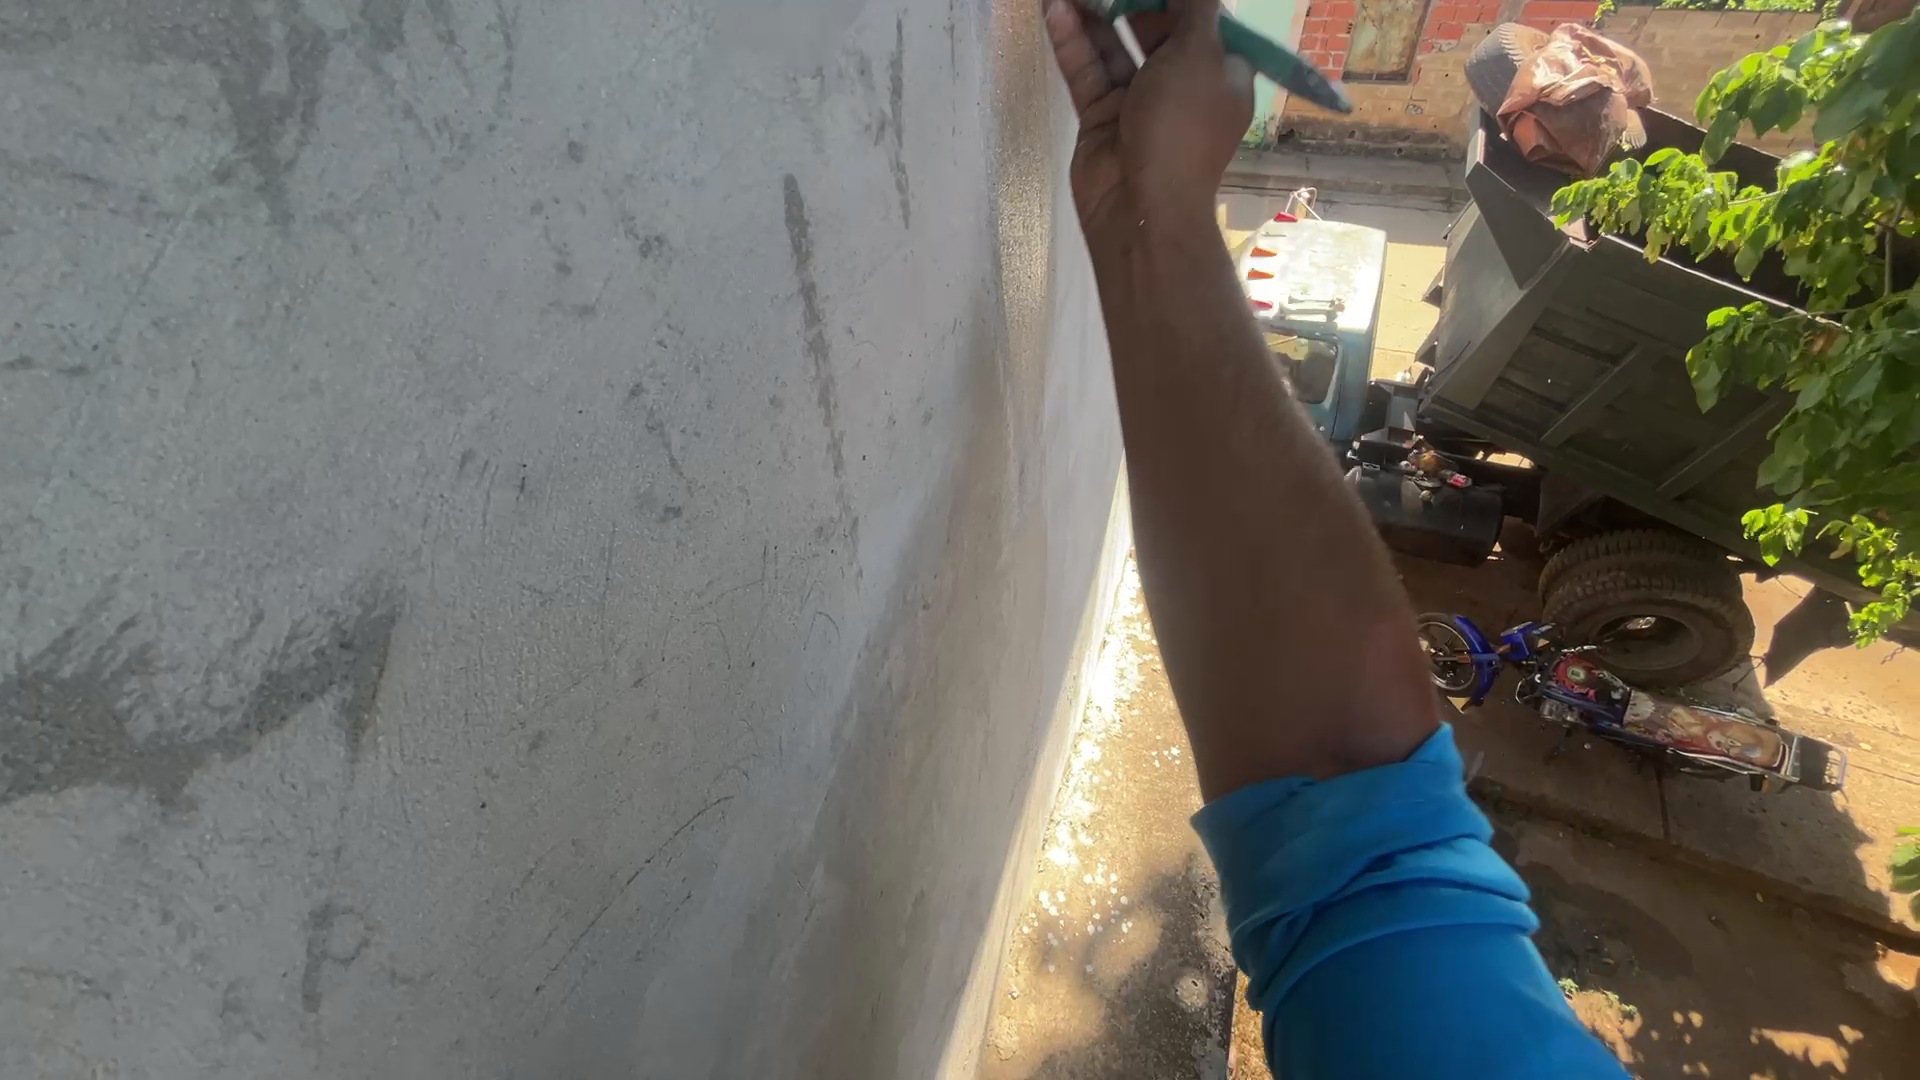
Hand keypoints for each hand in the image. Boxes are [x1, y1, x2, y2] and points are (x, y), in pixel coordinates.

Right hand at [1044, 0, 1253, 242]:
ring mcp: (1137, 102)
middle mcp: (1180, 85)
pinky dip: (1072, 40)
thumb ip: (1194, 5)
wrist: (1143, 209)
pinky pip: (1087, 70)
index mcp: (1219, 72)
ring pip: (1114, 45)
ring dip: (1094, 10)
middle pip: (1155, 25)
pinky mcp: (1100, 118)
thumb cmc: (1182, 127)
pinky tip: (1054, 7)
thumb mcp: (1201, 52)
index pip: (1202, 15)